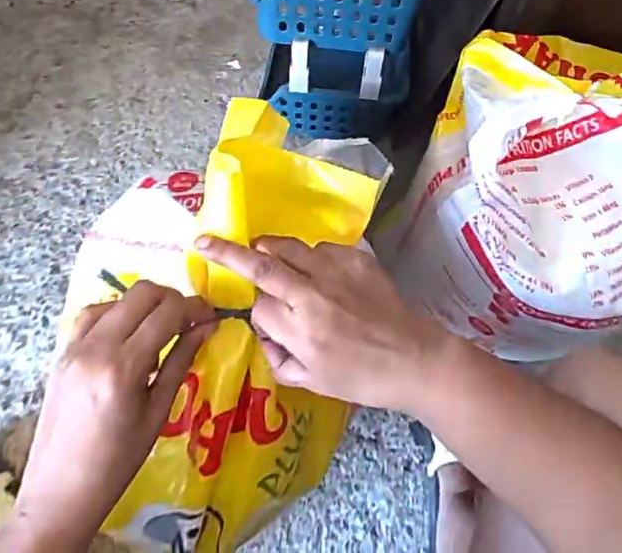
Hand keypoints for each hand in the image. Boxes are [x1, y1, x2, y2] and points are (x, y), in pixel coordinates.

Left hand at [4, 283, 215, 550]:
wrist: (58, 496)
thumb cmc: (116, 464)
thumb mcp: (157, 414)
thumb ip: (181, 362)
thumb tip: (207, 327)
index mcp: (124, 368)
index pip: (167, 312)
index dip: (195, 307)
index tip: (210, 316)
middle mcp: (96, 348)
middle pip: (142, 293)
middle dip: (171, 298)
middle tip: (187, 319)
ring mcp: (75, 347)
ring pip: (118, 297)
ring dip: (144, 304)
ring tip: (157, 329)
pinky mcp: (61, 353)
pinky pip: (91, 314)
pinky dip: (115, 312)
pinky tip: (126, 332)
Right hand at [192, 235, 457, 413]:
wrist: (413, 356)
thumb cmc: (361, 377)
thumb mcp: (312, 381)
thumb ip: (278, 357)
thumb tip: (262, 328)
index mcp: (302, 331)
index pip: (258, 306)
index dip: (255, 310)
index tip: (260, 315)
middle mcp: (314, 296)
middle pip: (263, 264)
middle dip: (229, 251)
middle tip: (208, 240)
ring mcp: (336, 271)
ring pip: (289, 246)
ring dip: (271, 248)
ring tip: (263, 249)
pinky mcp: (356, 258)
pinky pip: (321, 249)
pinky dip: (311, 257)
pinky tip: (321, 274)